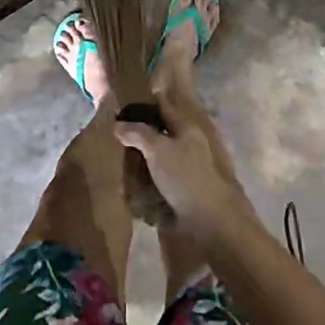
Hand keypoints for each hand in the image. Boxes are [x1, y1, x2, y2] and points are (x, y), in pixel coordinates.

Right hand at [114, 92, 253, 243]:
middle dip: (137, 138)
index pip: (164, 108)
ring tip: (118, 166)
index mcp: (186, 130)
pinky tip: (128, 189)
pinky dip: (143, 186)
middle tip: (115, 138)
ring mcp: (184, 172)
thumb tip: (118, 125)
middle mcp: (187, 148)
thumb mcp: (157, 148)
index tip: (125, 102)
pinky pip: (156, 184)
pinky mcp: (180, 194)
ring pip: (155, 161)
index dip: (146, 103)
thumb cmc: (184, 176)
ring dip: (138, 165)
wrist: (209, 222)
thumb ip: (137, 133)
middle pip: (158, 136)